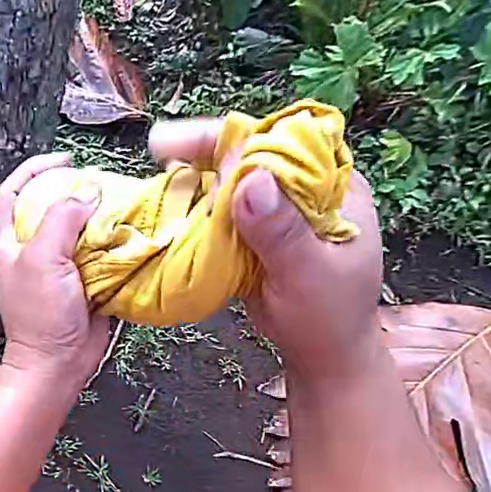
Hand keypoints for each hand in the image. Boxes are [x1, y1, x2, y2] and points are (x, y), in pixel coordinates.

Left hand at [0, 153, 109, 384]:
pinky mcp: (87, 282)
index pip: (14, 191)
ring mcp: (63, 266)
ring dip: (103, 217)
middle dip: (77, 191)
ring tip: (125, 205)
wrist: (58, 363)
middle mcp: (37, 249)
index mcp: (13, 241)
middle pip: (54, 206)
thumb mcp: (41, 259)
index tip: (66, 160)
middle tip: (104, 185)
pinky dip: (117, 243)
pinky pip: (103, 254)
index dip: (35, 169)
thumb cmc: (40, 314)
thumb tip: (87, 194)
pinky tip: (133, 234)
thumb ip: (61, 220)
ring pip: (83, 229)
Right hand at [149, 119, 384, 382]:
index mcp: (334, 187)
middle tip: (160, 145)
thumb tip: (250, 179)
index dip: (238, 137)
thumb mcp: (308, 274)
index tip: (193, 141)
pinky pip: (223, 209)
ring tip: (156, 166)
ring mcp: (279, 209)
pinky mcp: (256, 231)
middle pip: (252, 152)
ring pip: (232, 178)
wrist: (322, 354)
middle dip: (206, 148)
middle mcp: (305, 188)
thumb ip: (282, 230)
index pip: (286, 143)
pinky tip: (169, 202)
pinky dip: (196, 206)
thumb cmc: (328, 317)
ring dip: (195, 174)